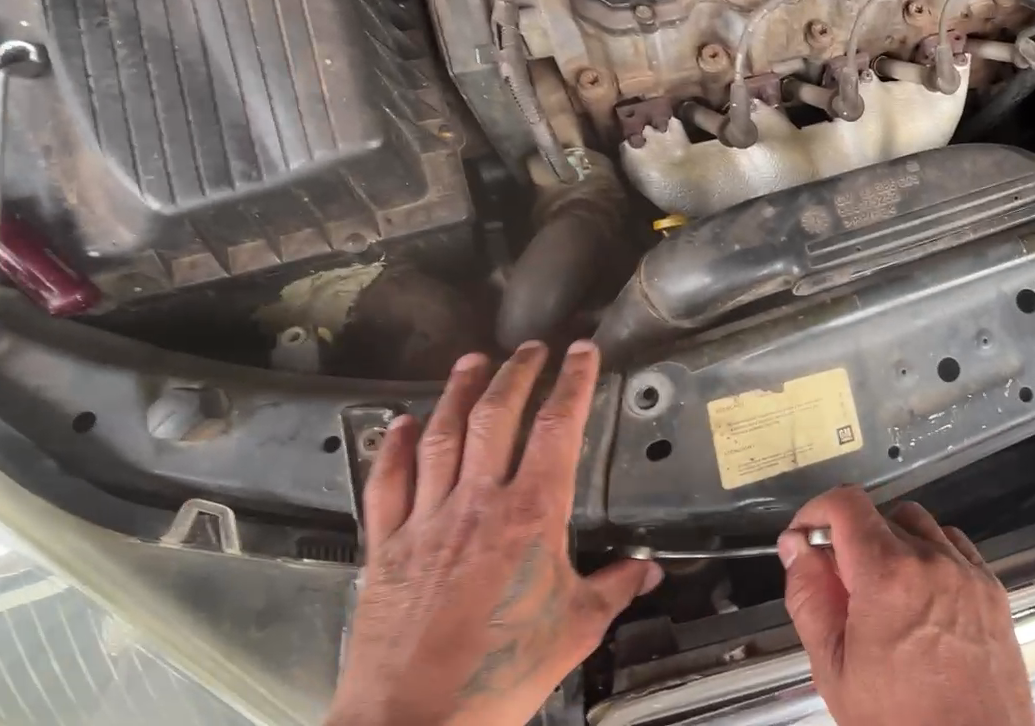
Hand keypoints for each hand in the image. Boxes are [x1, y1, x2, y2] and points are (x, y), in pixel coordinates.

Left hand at [325, 340, 661, 725]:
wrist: (412, 723)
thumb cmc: (503, 672)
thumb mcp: (577, 629)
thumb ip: (615, 587)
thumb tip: (649, 569)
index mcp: (532, 514)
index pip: (557, 428)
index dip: (573, 382)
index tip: (583, 351)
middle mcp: (478, 503)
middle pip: (497, 417)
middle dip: (518, 373)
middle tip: (532, 346)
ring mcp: (427, 521)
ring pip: (443, 437)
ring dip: (459, 393)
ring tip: (473, 360)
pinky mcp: (385, 548)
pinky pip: (388, 484)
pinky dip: (393, 448)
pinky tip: (402, 422)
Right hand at [778, 487, 1034, 725]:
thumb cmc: (903, 723)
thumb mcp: (834, 669)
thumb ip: (809, 597)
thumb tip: (797, 550)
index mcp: (888, 575)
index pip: (846, 504)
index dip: (817, 512)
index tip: (806, 536)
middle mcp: (932, 560)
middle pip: (880, 516)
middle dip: (851, 541)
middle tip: (840, 586)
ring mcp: (966, 570)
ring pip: (919, 525)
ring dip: (892, 544)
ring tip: (882, 595)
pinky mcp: (991, 586)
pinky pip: (954, 546)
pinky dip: (931, 556)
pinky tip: (919, 596)